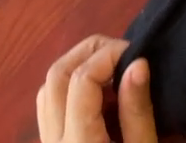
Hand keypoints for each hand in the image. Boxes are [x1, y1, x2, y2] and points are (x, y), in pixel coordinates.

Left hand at [36, 36, 155, 142]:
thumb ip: (137, 111)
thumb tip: (138, 62)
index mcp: (78, 142)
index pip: (82, 79)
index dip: (109, 55)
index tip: (136, 54)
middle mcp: (54, 140)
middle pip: (57, 75)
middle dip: (90, 52)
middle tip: (122, 56)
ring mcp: (47, 142)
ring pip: (48, 87)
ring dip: (77, 66)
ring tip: (110, 71)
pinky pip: (49, 104)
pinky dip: (69, 86)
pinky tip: (97, 94)